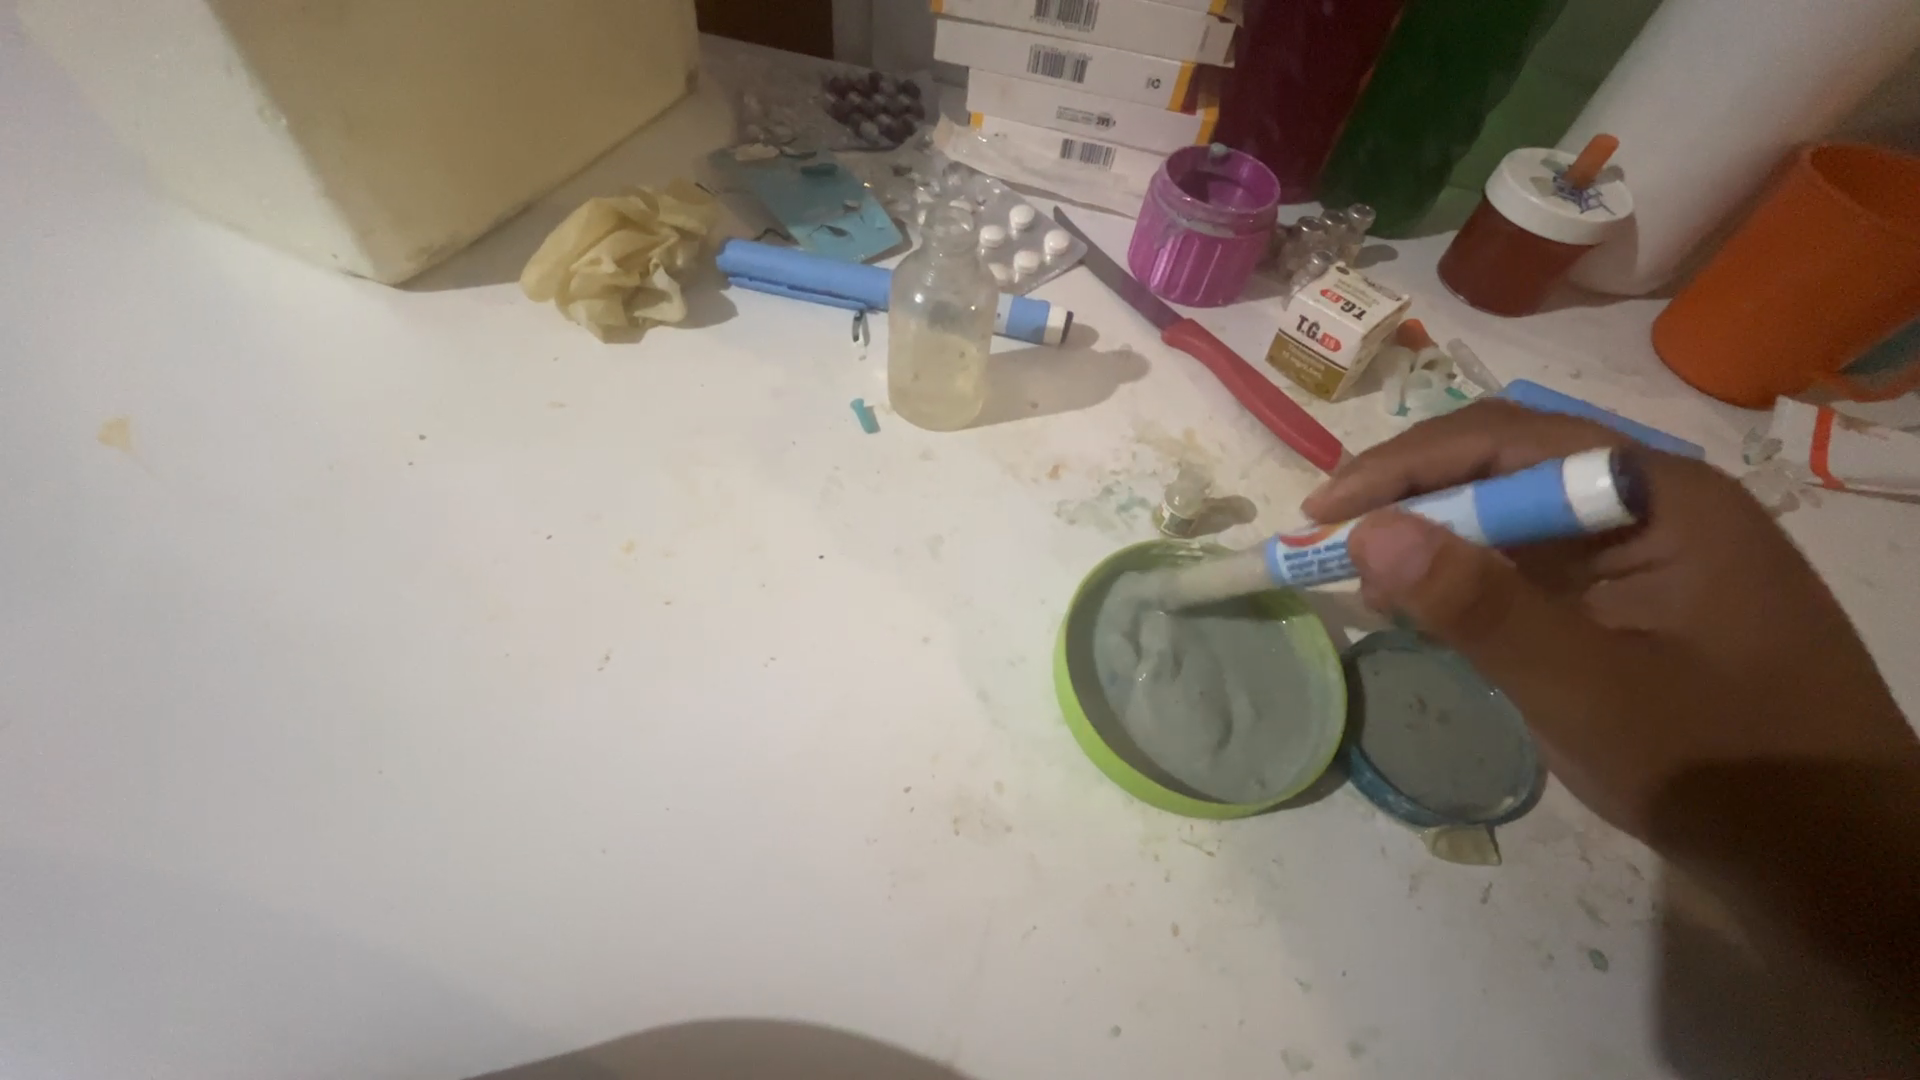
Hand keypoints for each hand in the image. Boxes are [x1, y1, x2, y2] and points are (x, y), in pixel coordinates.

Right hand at [1304, 401, 1915, 839]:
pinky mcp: (1613, 594)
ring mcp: (1630, 549)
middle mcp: (1644, 503)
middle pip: (1499, 464)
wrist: (1823, 860)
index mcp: (1659, 497)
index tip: (1324, 508)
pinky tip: (1418, 605)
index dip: (1402, 465)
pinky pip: (1517, 561)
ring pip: (1501, 512)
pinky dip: (1455, 575)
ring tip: (1365, 576)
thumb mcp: (1582, 685)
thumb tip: (1366, 531)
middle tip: (1329, 535)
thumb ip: (1477, 604)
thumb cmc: (1715, 765)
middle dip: (1406, 494)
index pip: (1505, 441)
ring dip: (1425, 535)